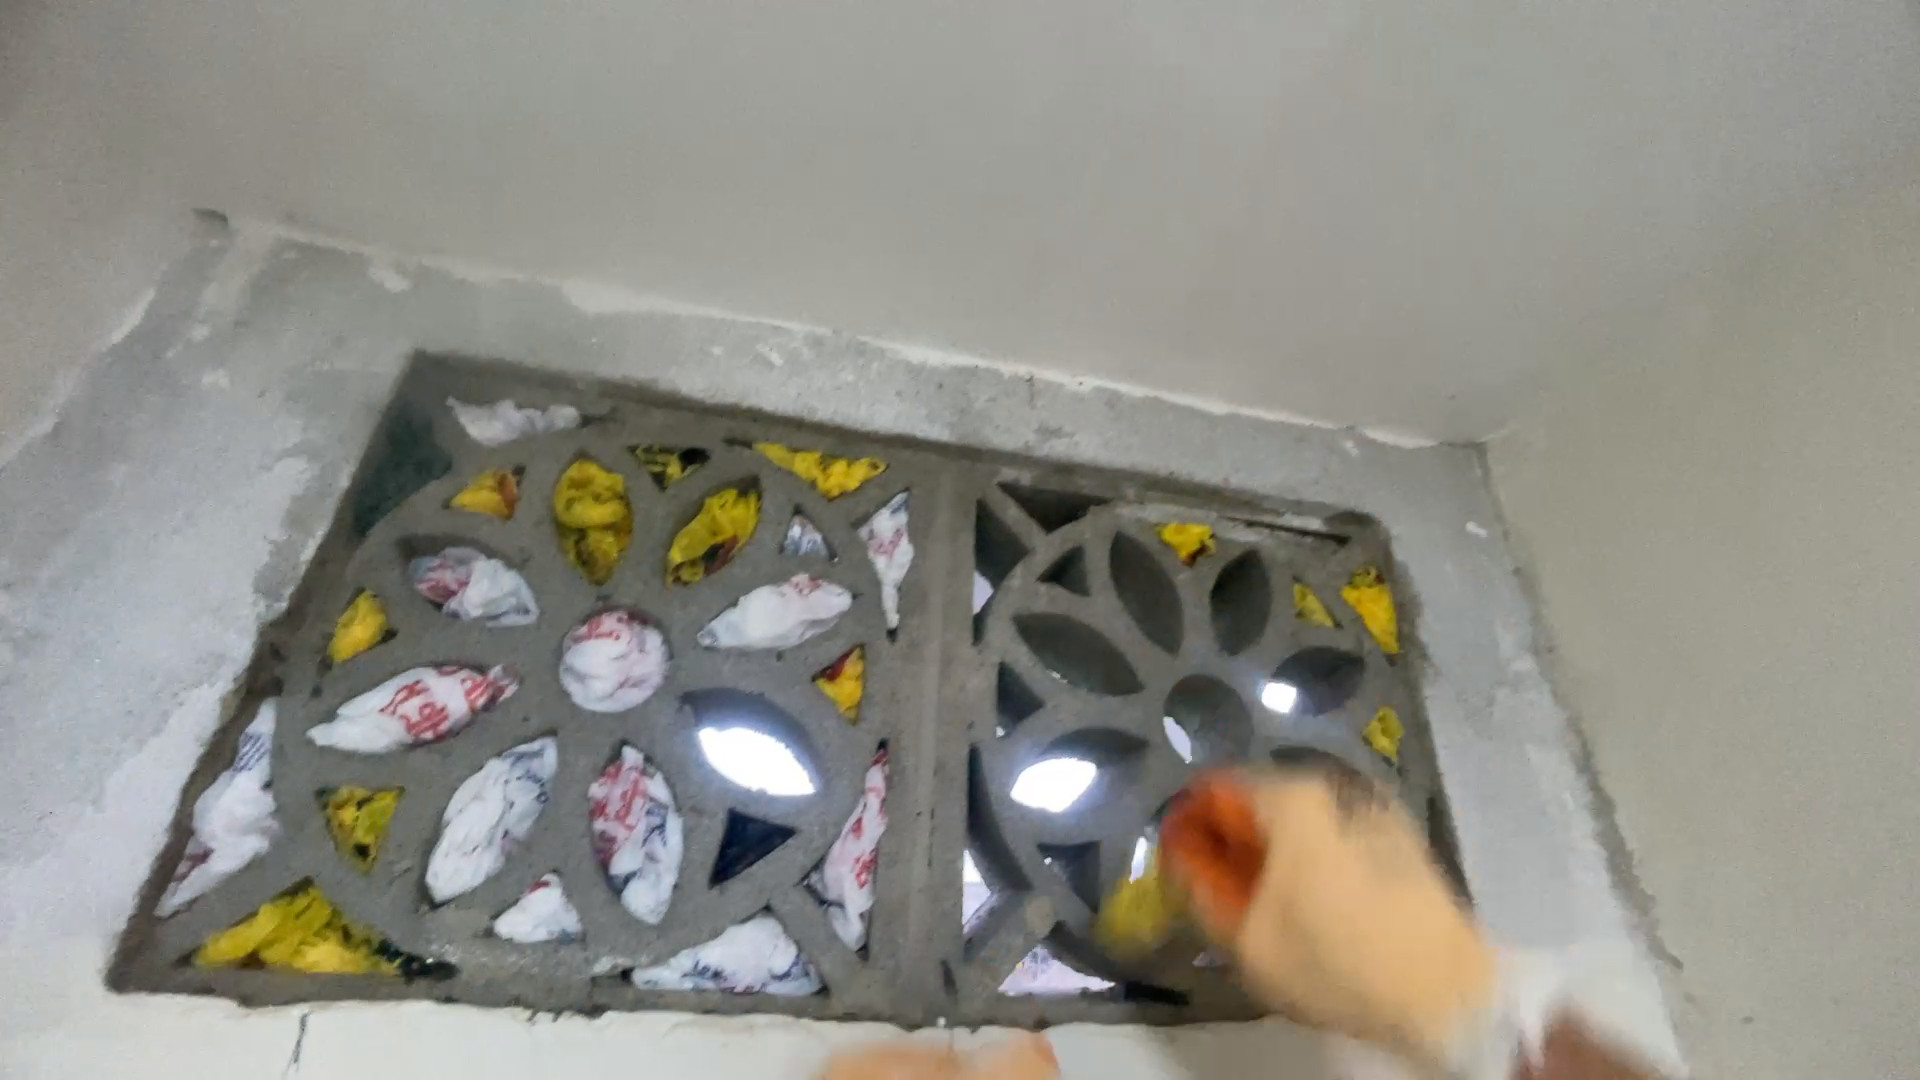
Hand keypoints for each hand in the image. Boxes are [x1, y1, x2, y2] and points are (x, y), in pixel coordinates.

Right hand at [1160, 764, 1495, 1068]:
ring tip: (1264, 889)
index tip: (1179, 853)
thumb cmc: (1337, 960)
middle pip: (1257, 797)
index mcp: (1288, 796)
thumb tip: (1182, 858)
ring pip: (1297, 814)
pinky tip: (1310, 893)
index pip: (1213, 786)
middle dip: (1231, 832)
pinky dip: (1310, 849)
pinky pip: (1334, 829)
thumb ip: (1199, 888)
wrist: (1452, 997)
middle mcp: (1328, 785)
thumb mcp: (1248, 938)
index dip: (1189, 819)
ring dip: (1271, 841)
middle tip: (1219, 876)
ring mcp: (1369, 806)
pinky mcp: (1400, 833)